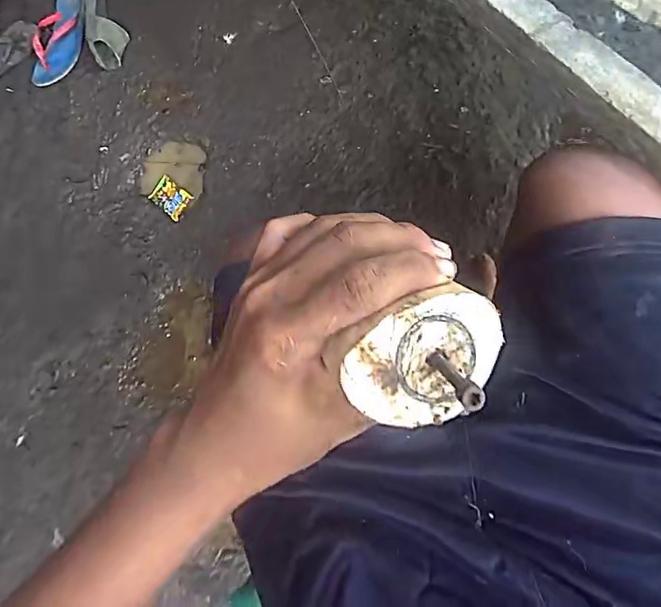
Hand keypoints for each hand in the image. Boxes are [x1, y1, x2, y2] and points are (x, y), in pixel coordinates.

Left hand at [167, 214, 455, 502]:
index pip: (358, 282)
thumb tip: (434, 334)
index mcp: (287, 334)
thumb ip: (384, 374)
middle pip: (342, 243)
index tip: (445, 272)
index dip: (407, 269)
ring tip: (412, 240)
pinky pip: (290, 229)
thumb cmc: (278, 438)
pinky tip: (355, 229)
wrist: (214, 434)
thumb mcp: (339, 419)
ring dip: (372, 226)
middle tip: (439, 253)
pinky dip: (327, 222)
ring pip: (321, 228)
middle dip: (399, 240)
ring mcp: (256, 276)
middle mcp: (269, 293)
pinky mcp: (251, 272)